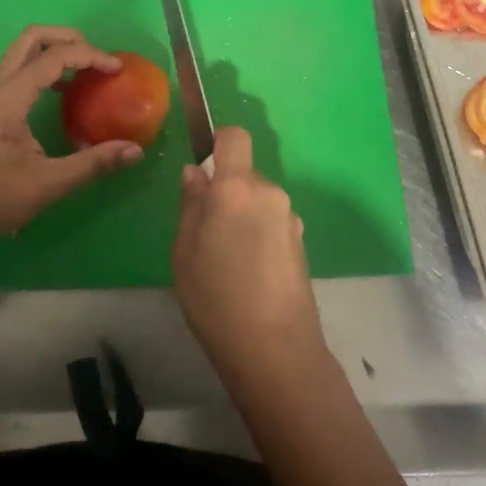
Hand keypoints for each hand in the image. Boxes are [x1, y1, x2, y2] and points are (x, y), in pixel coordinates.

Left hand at [0, 26, 142, 264]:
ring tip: (87, 69)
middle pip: (31, 38)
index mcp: (7, 101)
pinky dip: (47, 66)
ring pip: (24, 50)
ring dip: (56, 49)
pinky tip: (67, 91)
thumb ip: (94, 163)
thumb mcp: (50, 184)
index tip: (117, 69)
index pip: (51, 58)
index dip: (88, 56)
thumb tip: (135, 150)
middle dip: (68, 37)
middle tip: (97, 57)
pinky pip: (21, 69)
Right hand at [172, 126, 326, 378]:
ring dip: (242, 216)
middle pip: (244, 175)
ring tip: (226, 260)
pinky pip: (271, 223)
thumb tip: (196, 173)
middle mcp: (269, 193)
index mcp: (237, 188)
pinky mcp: (301, 243)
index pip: (235, 136)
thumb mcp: (184, 251)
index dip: (218, 141)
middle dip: (225, 192)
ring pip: (257, 201)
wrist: (275, 349)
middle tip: (204, 232)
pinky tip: (248, 273)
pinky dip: (258, 236)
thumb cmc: (216, 298)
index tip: (204, 167)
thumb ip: (191, 205)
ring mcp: (290, 218)